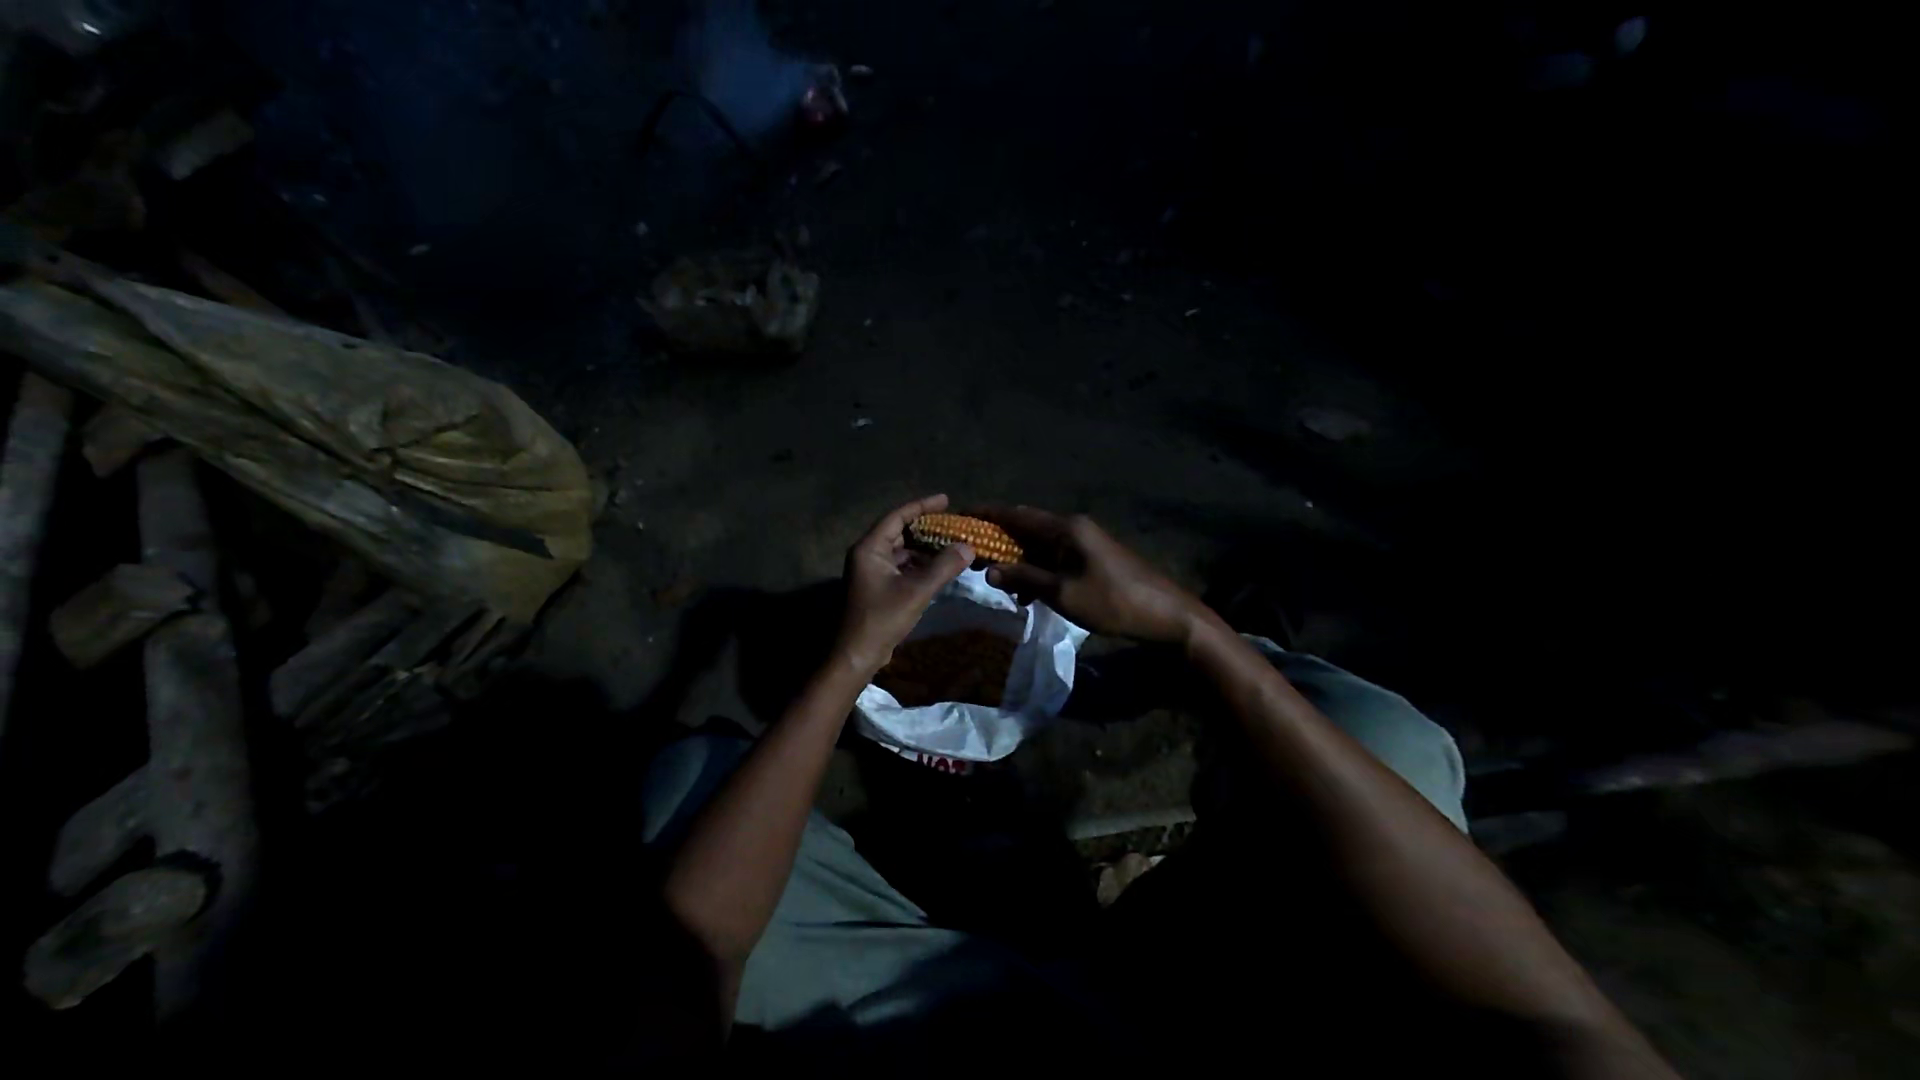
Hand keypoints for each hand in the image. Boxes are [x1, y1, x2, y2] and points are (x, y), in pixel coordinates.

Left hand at [834, 494, 973, 678]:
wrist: (857, 655)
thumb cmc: (882, 619)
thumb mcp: (917, 591)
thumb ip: (944, 566)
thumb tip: (968, 546)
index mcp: (870, 548)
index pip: (897, 517)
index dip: (922, 506)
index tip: (946, 500)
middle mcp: (867, 554)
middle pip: (899, 532)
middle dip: (927, 527)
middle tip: (954, 524)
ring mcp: (871, 572)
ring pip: (902, 551)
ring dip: (925, 547)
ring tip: (953, 543)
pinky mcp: (877, 587)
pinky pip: (901, 566)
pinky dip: (920, 564)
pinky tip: (940, 567)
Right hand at [978, 506, 1211, 644]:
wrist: (1166, 614)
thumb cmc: (1113, 602)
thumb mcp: (1063, 593)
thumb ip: (1024, 578)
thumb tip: (990, 569)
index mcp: (1065, 528)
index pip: (1015, 514)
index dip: (986, 515)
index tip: (959, 516)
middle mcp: (1072, 528)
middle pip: (1025, 527)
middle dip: (997, 541)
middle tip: (970, 556)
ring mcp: (1084, 543)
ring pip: (1038, 546)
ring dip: (1016, 561)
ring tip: (996, 582)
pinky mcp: (1091, 559)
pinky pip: (1053, 559)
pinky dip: (1036, 572)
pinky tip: (1026, 595)